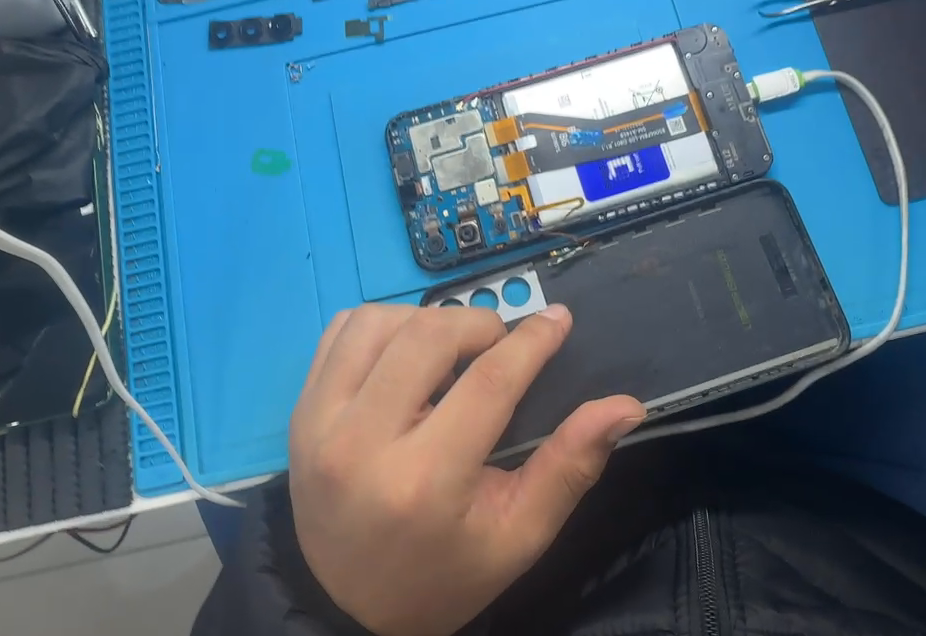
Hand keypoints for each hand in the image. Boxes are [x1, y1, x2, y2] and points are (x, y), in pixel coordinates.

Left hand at [288, 304, 644, 635]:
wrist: (343, 605)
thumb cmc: (442, 574)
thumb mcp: (517, 536)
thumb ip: (570, 466)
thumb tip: (625, 405)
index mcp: (424, 482)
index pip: (487, 383)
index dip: (531, 342)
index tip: (558, 320)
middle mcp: (362, 440)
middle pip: (430, 336)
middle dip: (480, 325)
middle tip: (502, 347)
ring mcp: (320, 420)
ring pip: (381, 320)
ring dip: (429, 320)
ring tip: (453, 351)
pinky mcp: (299, 408)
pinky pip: (343, 330)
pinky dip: (383, 324)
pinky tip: (405, 353)